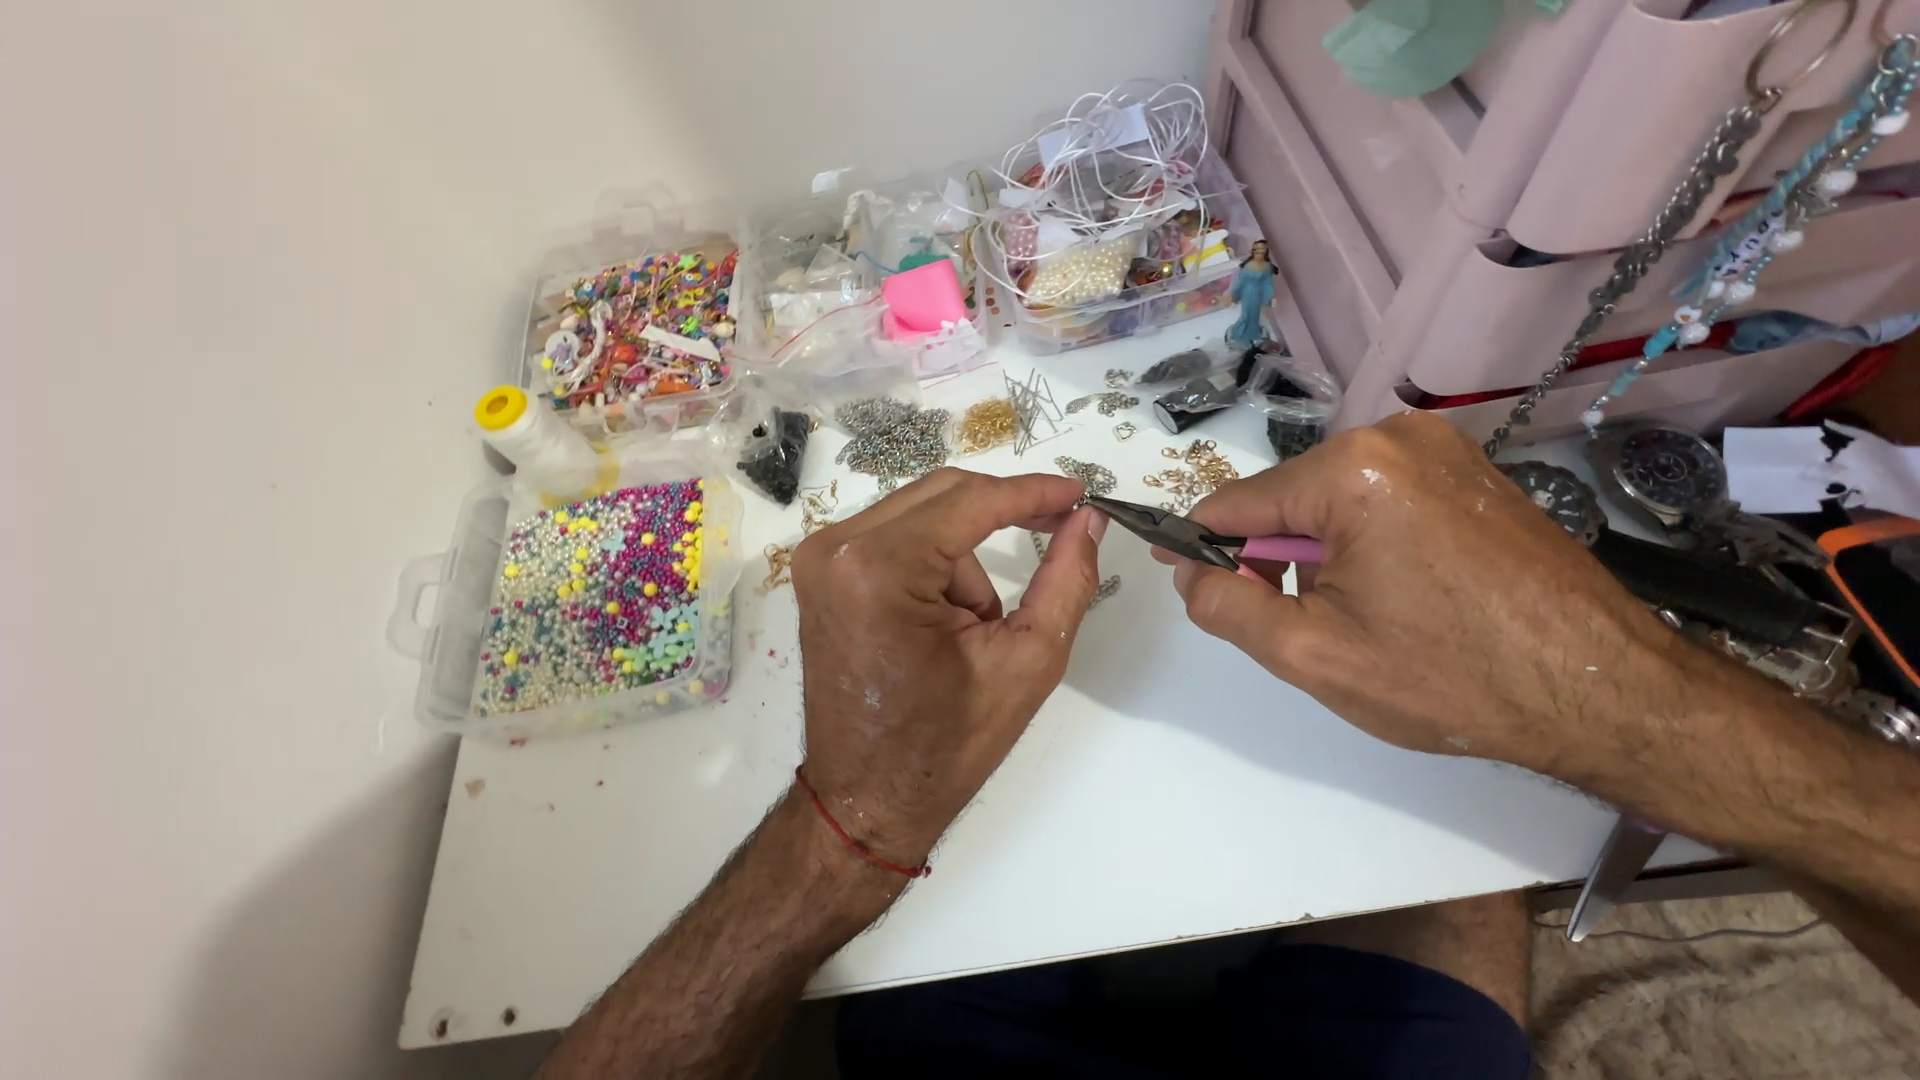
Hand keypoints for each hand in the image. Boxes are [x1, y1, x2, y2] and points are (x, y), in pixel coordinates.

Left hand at [791, 468, 1105, 871]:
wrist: (866, 798)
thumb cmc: (946, 746)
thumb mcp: (1026, 661)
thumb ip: (1066, 579)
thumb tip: (1087, 520)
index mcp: (878, 570)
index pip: (970, 502)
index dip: (1032, 492)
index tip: (1079, 493)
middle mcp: (836, 549)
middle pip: (942, 494)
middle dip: (1003, 514)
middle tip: (1058, 528)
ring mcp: (820, 559)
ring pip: (922, 516)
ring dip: (964, 558)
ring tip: (975, 630)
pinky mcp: (821, 573)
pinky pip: (895, 538)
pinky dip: (932, 566)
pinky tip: (940, 626)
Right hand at [1158, 412, 1676, 770]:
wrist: (1604, 693)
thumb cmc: (1449, 678)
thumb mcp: (1310, 653)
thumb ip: (1224, 606)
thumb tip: (1188, 571)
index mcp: (1350, 470)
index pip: (1236, 502)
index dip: (1201, 544)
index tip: (1183, 574)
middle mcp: (1394, 437)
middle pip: (1285, 499)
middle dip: (1272, 558)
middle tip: (1302, 623)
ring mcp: (1440, 448)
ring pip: (1330, 501)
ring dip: (1318, 554)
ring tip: (1361, 615)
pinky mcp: (1470, 470)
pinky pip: (1378, 498)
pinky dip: (1362, 541)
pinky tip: (1397, 592)